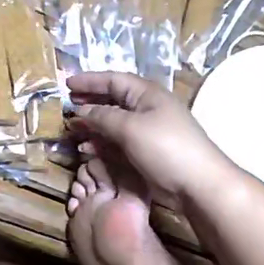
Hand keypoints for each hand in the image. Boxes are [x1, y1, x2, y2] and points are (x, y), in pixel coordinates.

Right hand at [66, 72, 243, 203]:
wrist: (197, 184)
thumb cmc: (165, 147)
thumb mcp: (130, 127)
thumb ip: (102, 116)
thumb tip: (80, 111)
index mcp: (147, 94)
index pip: (113, 80)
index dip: (89, 81)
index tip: (66, 83)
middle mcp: (147, 110)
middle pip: (113, 101)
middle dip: (90, 103)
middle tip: (67, 107)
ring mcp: (147, 133)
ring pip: (114, 125)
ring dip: (93, 127)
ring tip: (73, 132)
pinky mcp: (146, 154)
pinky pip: (119, 144)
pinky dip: (103, 145)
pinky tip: (87, 151)